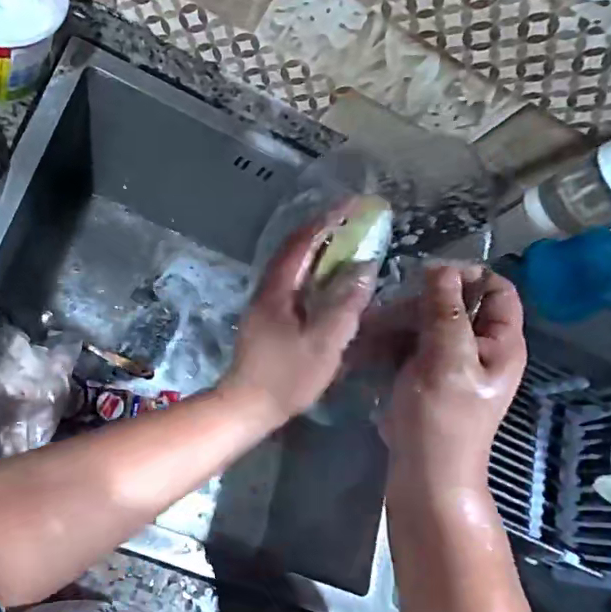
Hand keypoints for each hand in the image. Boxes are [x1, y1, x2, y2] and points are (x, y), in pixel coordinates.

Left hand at [218, 202, 377, 423]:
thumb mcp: (324, 343)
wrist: (246, 406)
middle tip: (355, 221)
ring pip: (293, 267)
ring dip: (319, 251)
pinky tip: (330, 283)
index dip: (329, 220)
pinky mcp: (268, 320)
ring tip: (347, 245)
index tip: (355, 205)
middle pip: (295, 249)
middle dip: (324, 231)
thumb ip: (345, 304)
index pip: (303, 242)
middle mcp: (266, 290)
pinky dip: (314, 273)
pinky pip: (294, 284)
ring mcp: (264, 305)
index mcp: (277, 290)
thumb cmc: (286, 377)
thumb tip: (364, 267)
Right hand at [382, 265, 526, 486]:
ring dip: (396, 322)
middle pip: (453, 304)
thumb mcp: (447, 360)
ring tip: (368, 331)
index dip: (467, 276)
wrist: (424, 472)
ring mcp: (447, 361)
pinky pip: (406, 344)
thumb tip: (442, 268)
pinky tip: (366, 346)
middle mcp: (477, 347)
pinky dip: (388, 341)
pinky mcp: (421, 374)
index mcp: (500, 342)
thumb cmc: (443, 418)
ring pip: (423, 322)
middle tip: (388, 313)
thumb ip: (446, 311)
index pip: (496, 290)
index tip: (428, 276)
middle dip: (418, 303)